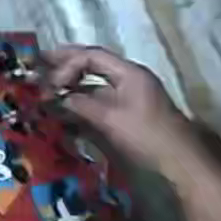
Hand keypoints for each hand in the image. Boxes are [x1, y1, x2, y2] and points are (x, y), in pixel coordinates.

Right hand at [45, 46, 210, 178]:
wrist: (180, 163)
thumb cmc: (146, 135)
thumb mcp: (108, 118)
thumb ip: (79, 103)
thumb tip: (55, 97)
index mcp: (129, 72)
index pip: (90, 56)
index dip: (66, 65)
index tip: (50, 84)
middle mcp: (129, 78)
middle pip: (93, 63)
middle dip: (66, 64)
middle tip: (40, 62)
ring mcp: (130, 95)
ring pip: (95, 82)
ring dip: (72, 83)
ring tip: (48, 86)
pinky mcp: (129, 112)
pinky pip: (100, 98)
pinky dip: (82, 99)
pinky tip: (66, 107)